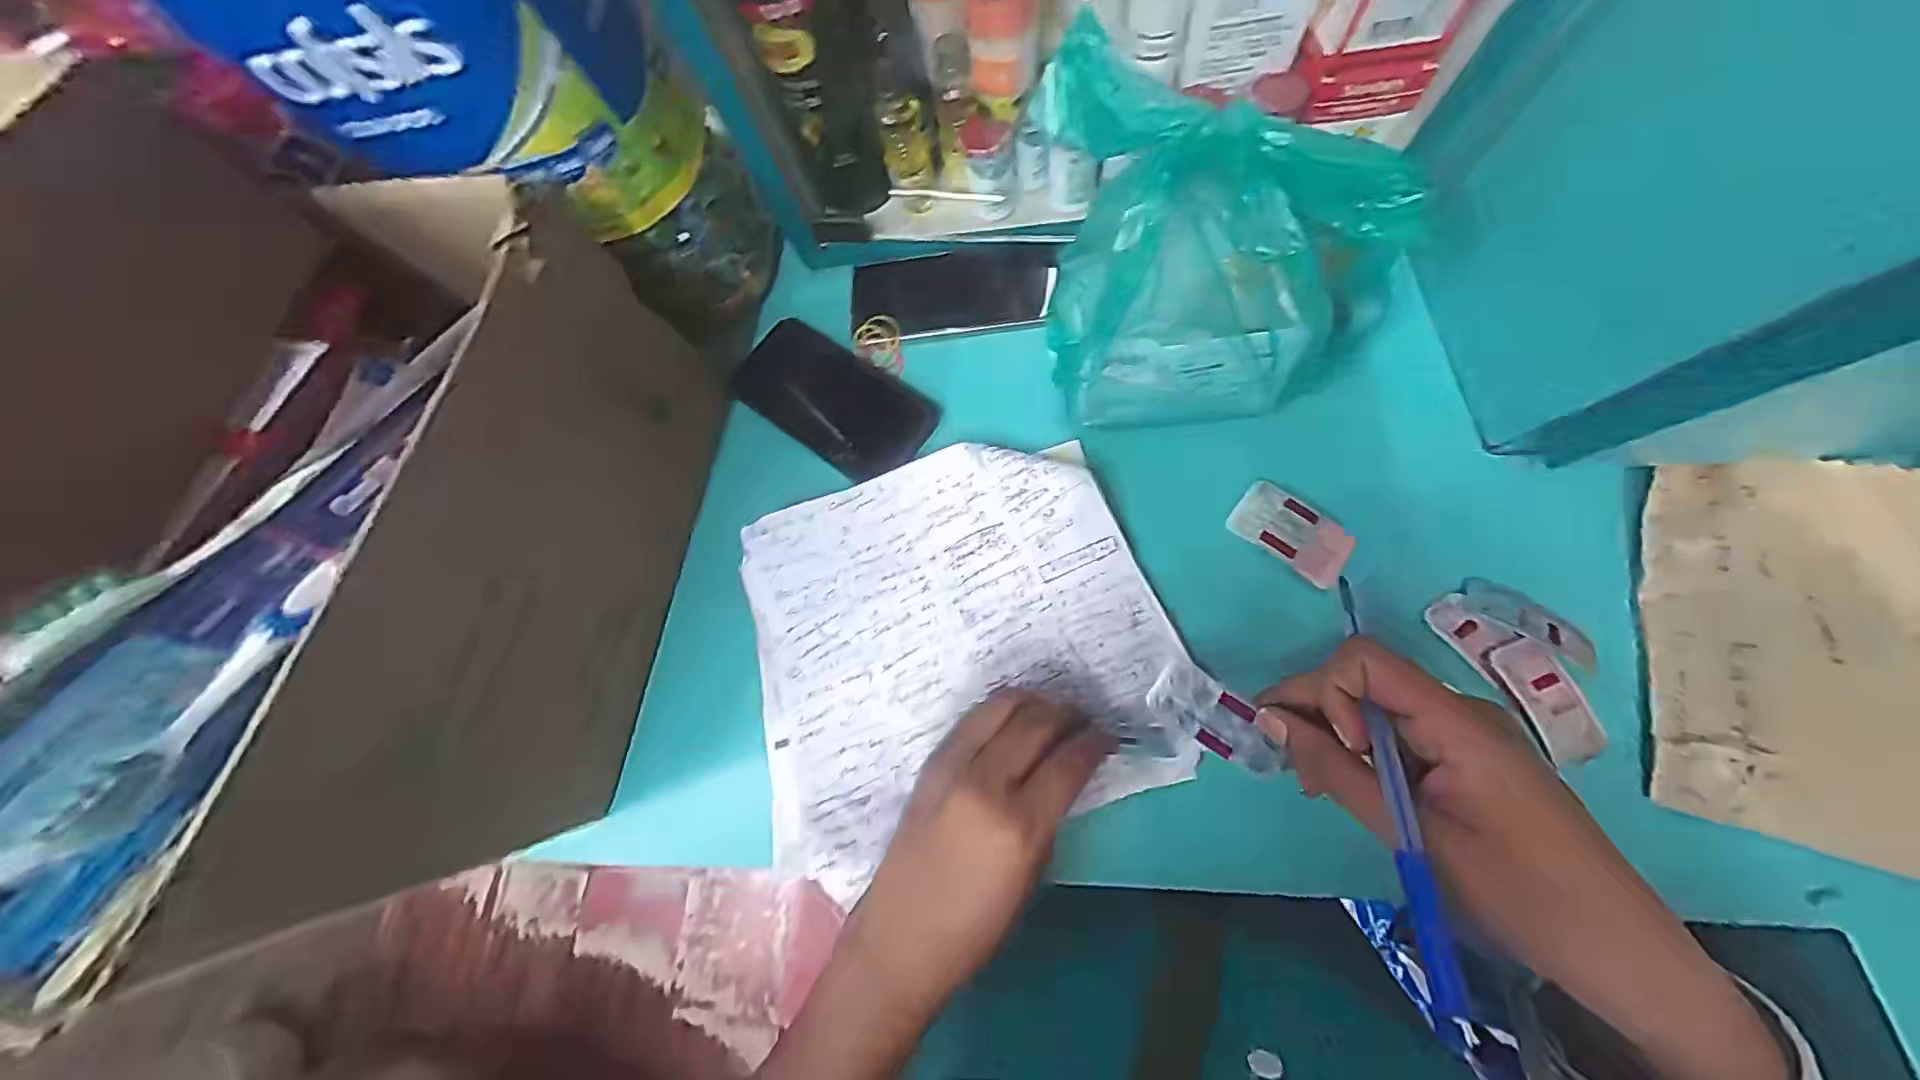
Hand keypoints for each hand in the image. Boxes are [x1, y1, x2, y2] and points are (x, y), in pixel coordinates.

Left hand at [758, 691, 1110, 1079]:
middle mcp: (986, 784)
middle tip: (1083, 720)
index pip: (1068, 762)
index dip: (1095, 742)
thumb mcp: (1032, 876)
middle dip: (1068, 714)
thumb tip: (1066, 775)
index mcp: (1020, 825)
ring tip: (1052, 711)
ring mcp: (952, 768)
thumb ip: (1050, 818)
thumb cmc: (977, 925)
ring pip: (1002, 706)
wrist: (901, 935)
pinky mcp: (931, 763)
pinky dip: (1000, 710)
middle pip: (1037, 723)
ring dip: (1035, 701)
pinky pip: (973, 719)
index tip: (1107, 737)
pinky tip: (1014, 719)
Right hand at [1256, 638, 1788, 1079]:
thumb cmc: (1520, 895)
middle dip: (1316, 712)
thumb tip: (1271, 719)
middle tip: (1295, 769)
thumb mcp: (1415, 835)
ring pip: (1374, 709)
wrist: (1624, 955)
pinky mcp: (1466, 760)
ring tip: (1319, 785)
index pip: (1363, 661)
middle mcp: (1459, 713)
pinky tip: (1353, 787)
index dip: (1328, 692)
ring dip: (1334, 736)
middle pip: (1363, 681)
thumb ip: (1338, 771)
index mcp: (1457, 721)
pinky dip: (1362, 754)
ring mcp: (1465, 736)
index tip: (1337, 750)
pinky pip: (1397, 735)